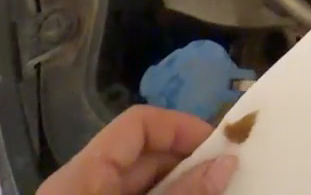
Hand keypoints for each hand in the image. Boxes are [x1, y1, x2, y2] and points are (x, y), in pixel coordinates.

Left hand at [39, 105, 238, 194]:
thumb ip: (182, 194)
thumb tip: (229, 160)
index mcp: (83, 172)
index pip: (140, 122)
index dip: (181, 126)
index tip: (218, 144)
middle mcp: (81, 185)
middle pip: (143, 155)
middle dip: (187, 161)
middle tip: (227, 174)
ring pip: (141, 186)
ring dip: (180, 187)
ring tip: (216, 190)